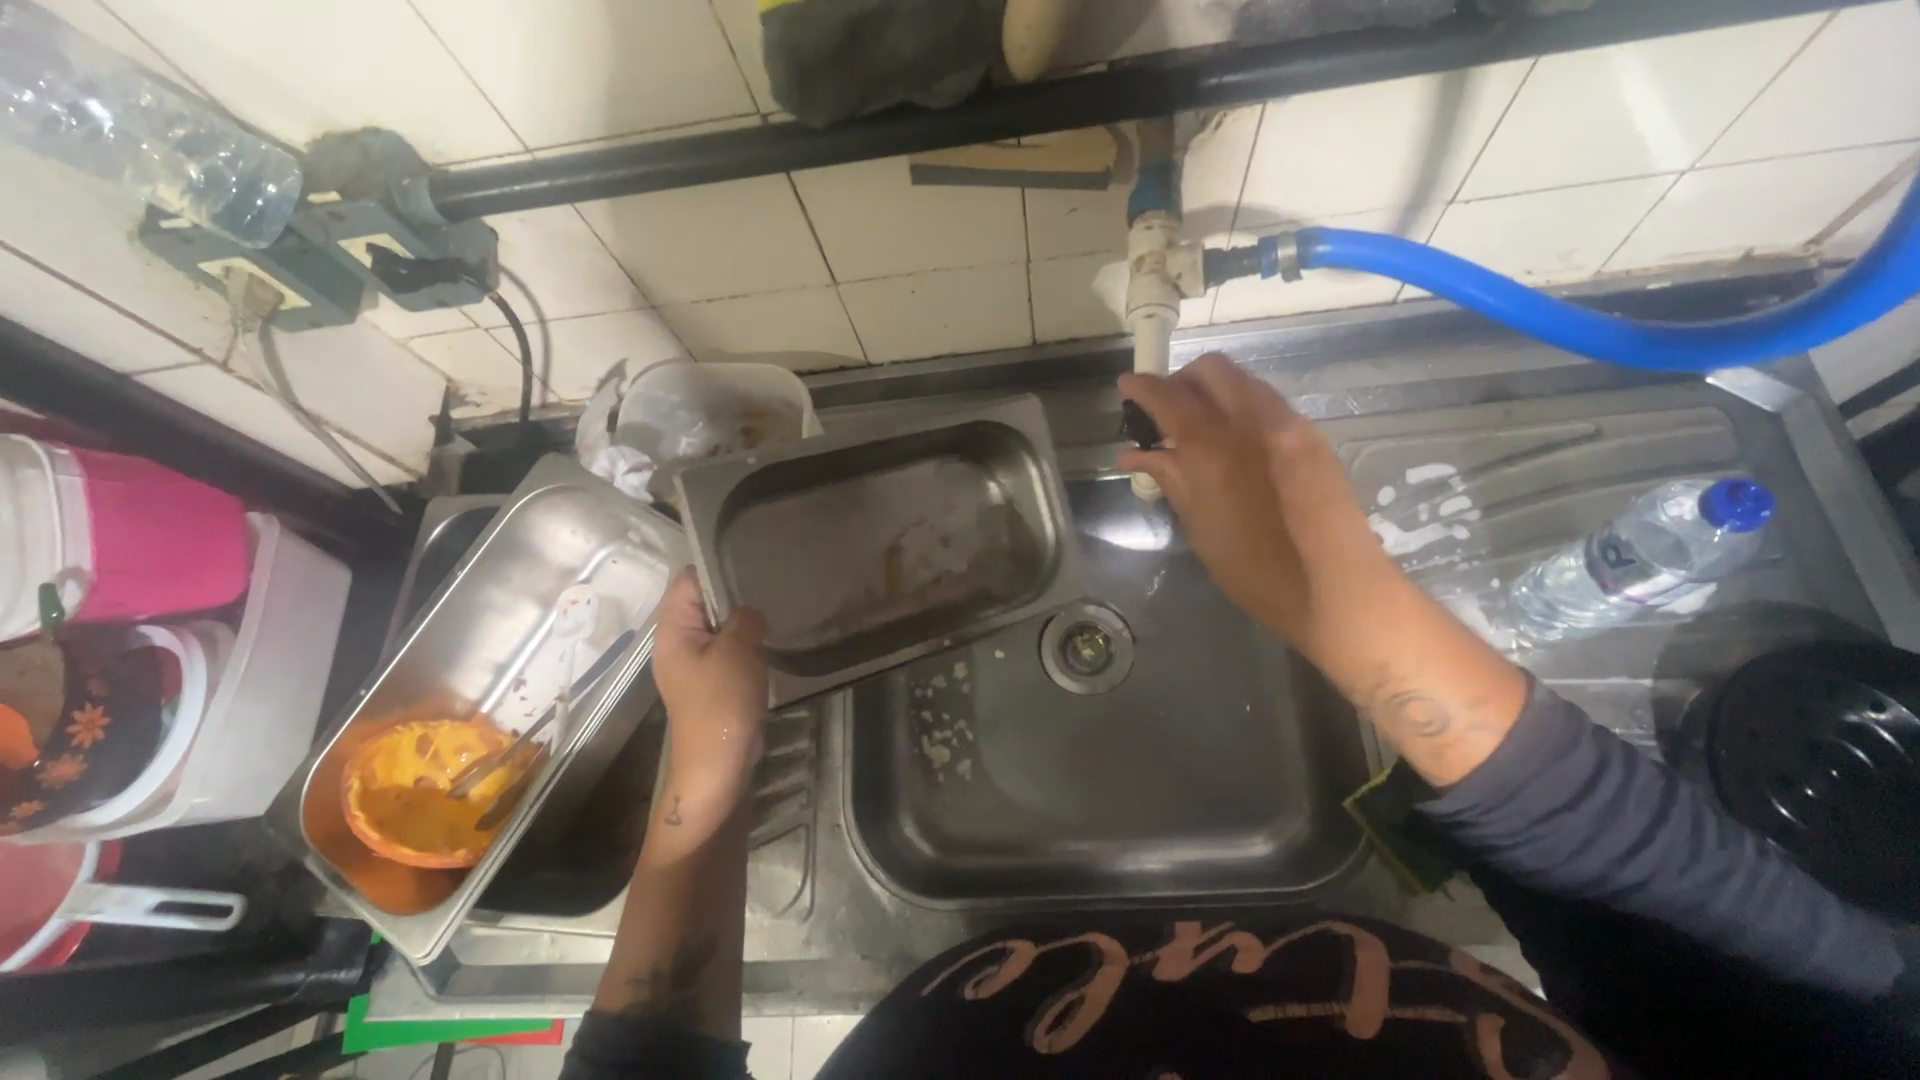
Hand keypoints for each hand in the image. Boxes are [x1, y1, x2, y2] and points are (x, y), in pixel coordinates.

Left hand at [652, 568, 768, 810]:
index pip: (687, 580)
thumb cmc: (721, 703)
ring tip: (772, 608)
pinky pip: (725, 650)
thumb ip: (744, 619)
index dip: (715, 566)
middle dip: (732, 592)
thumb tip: (750, 613)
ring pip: (716, 626)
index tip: (750, 560)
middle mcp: (676, 642)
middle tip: (769, 582)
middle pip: (701, 601)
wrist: (717, 765)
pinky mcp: (709, 681)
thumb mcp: (737, 651)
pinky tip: (767, 642)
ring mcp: (692, 663)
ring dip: (740, 620)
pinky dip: (743, 643)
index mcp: (673, 630)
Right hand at [1117, 354, 1397, 658]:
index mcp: (1216, 448)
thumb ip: (1170, 479)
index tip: (1125, 386)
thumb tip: (1136, 454)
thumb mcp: (1202, 527)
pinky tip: (1230, 442)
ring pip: (1241, 381)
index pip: (1169, 397)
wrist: (1338, 589)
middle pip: (1211, 370)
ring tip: (1194, 428)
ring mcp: (1288, 424)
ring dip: (1211, 390)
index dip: (1142, 387)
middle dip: (1180, 380)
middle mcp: (1253, 421)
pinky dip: (1238, 406)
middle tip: (1162, 411)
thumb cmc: (1257, 571)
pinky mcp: (1311, 436)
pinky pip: (1265, 402)